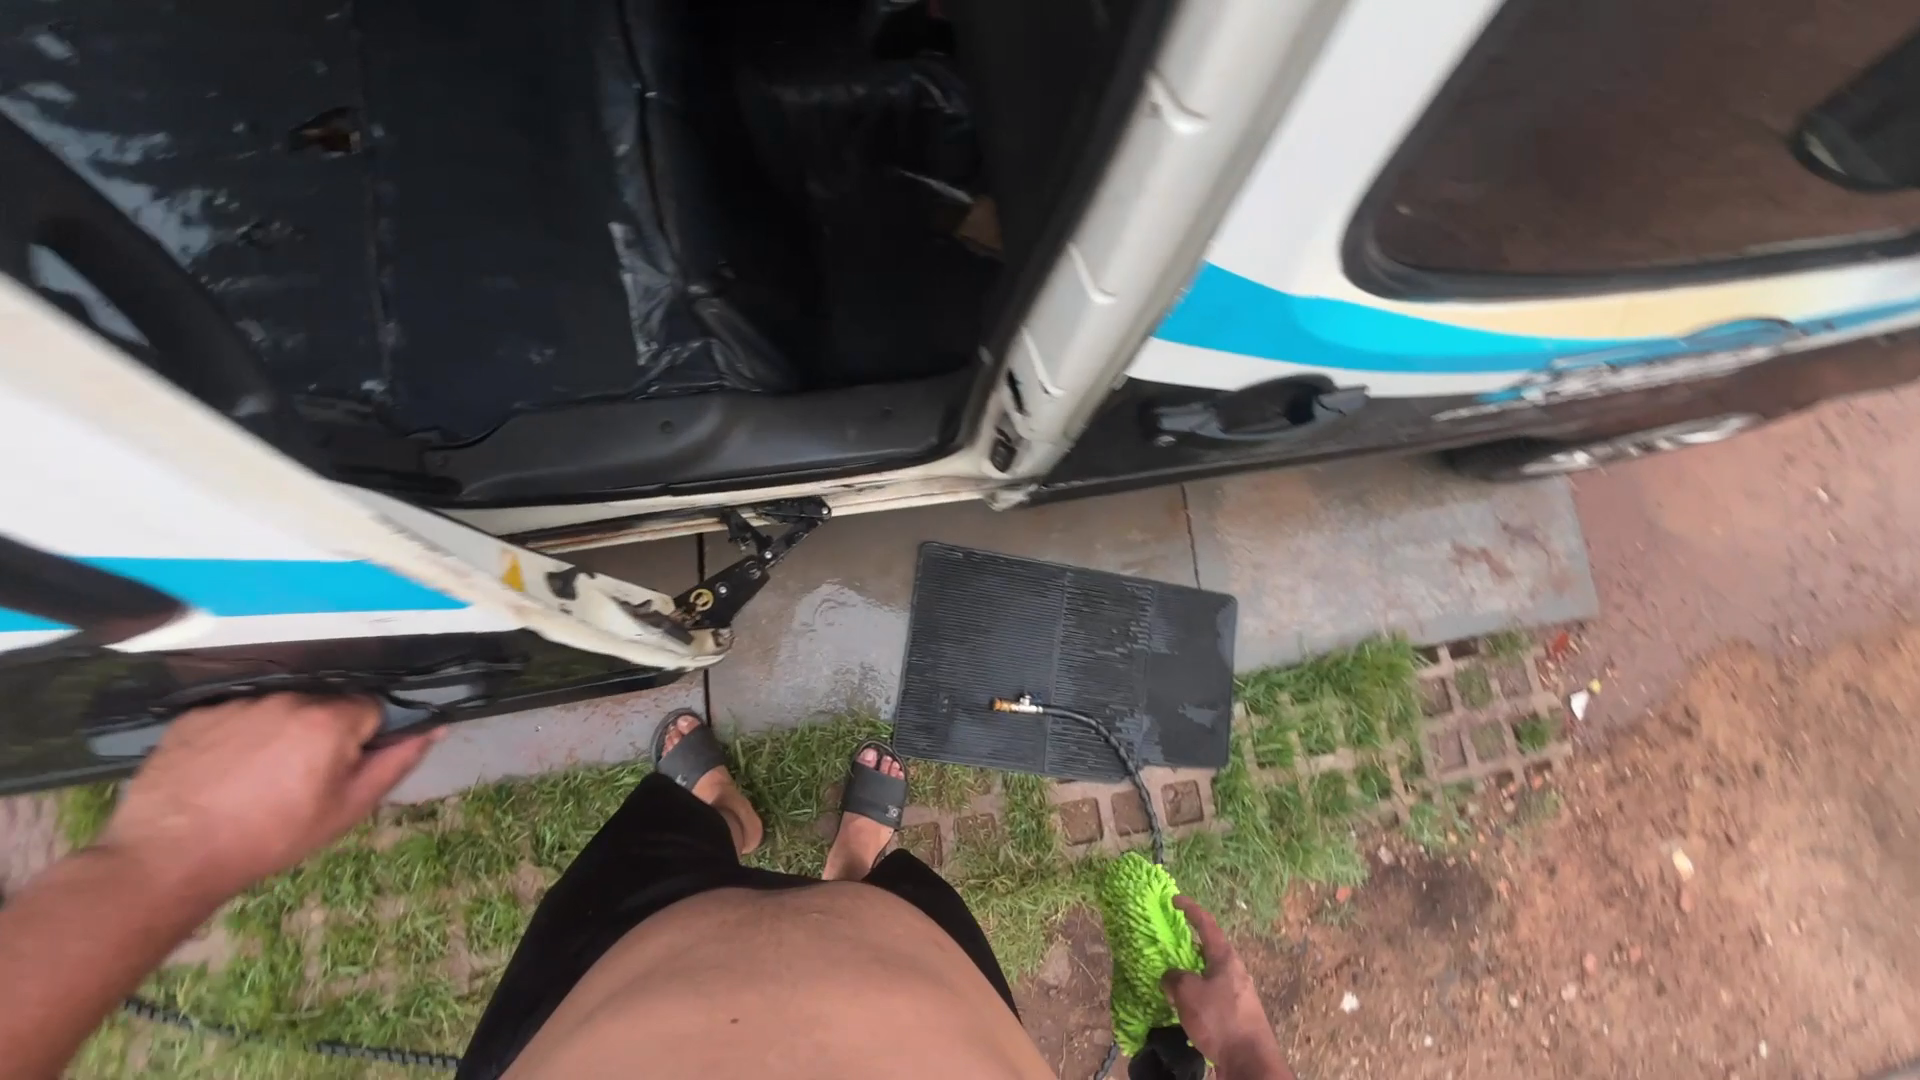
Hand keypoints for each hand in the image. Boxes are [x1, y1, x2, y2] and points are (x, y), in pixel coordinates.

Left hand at [96, 694, 442, 903]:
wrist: (167, 861)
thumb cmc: (273, 837)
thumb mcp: (349, 807)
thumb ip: (397, 761)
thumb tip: (435, 727)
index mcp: (332, 719)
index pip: (372, 709)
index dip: (363, 740)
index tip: (341, 771)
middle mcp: (288, 699)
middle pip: (326, 705)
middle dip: (323, 734)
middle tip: (300, 779)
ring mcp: (237, 704)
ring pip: (281, 709)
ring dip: (281, 732)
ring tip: (257, 777)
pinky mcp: (194, 716)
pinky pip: (235, 716)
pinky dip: (238, 736)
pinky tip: (224, 771)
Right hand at [1162, 896, 1291, 1078]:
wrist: (1250, 1064)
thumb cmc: (1220, 1019)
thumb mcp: (1188, 992)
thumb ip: (1174, 978)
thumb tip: (1171, 977)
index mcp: (1225, 957)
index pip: (1206, 923)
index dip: (1190, 908)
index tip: (1174, 899)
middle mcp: (1234, 972)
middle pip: (1208, 950)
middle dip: (1187, 946)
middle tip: (1166, 946)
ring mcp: (1237, 995)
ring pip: (1208, 975)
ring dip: (1189, 974)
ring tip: (1170, 980)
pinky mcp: (1236, 1017)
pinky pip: (1211, 996)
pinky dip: (1195, 996)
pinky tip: (1183, 1008)